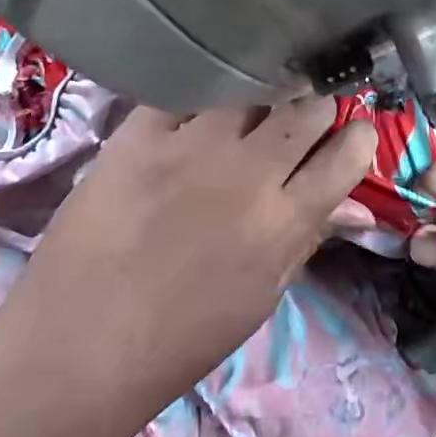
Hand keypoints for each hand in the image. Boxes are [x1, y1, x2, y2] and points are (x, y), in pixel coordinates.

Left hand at [0, 99, 375, 407]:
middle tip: (304, 118)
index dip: (358, 138)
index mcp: (283, 221)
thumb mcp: (262, 297)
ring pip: (254, 88)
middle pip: (307, 108)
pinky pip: (188, 91)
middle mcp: (247, 173)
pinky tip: (201, 106)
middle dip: (317, 107)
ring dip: (265, 94)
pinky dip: (204, 96)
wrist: (77, 349)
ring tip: (255, 105)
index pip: (347, 154)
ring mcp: (191, 147)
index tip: (352, 135)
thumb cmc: (181, 339)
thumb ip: (307, 238)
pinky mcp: (138, 135)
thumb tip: (352, 204)